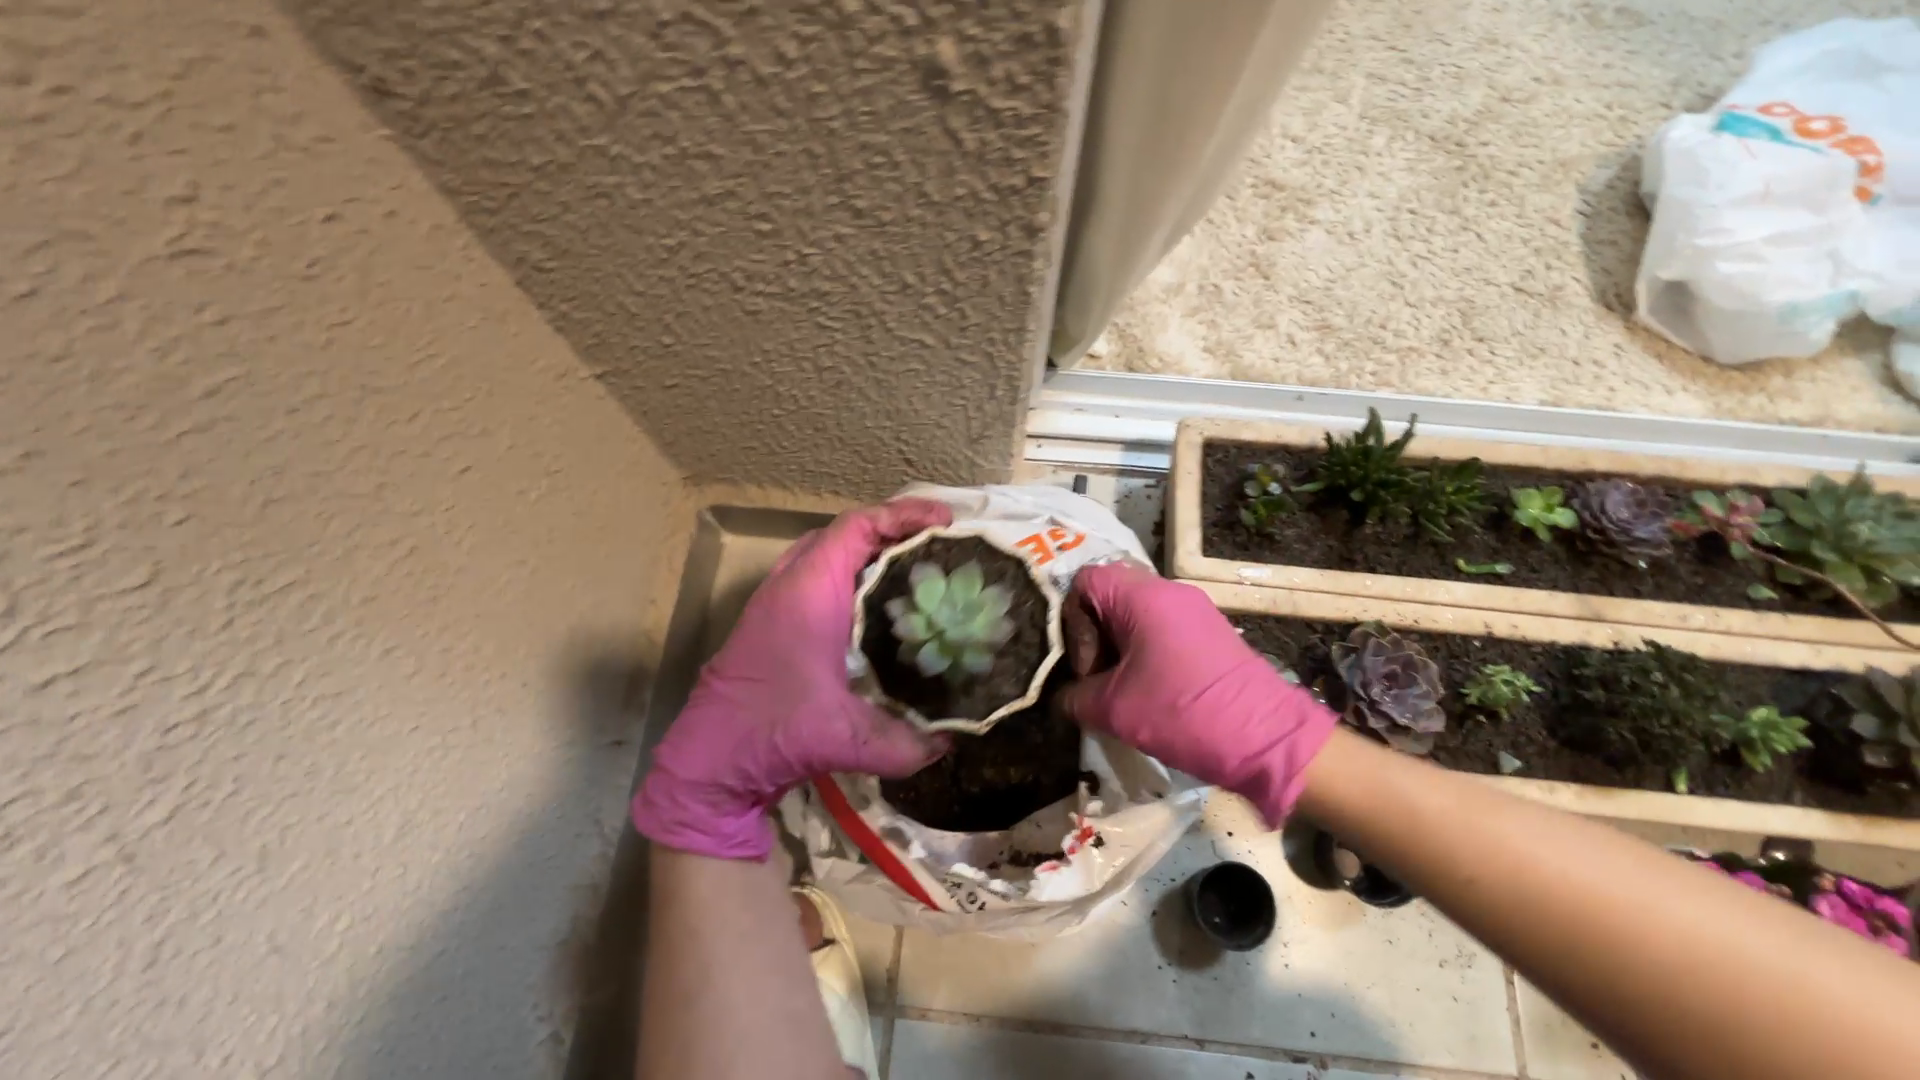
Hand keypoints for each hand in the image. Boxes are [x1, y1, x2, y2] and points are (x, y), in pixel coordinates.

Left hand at [632, 499, 954, 859]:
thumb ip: (905, 743)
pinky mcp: (776, 631)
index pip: (857, 527)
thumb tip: (950, 740)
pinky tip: (885, 616)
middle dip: (893, 532)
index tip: (946, 521)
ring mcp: (779, 608)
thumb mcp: (843, 738)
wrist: (705, 766)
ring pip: (830, 560)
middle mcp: (791, 587)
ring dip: (872, 559)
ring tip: (918, 573)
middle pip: (846, 536)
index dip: (902, 515)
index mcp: (807, 591)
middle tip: (938, 547)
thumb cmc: (767, 733)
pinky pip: (822, 587)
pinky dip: (856, 587)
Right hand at [1058, 561, 1337, 825]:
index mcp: (1143, 596)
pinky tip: (1147, 693)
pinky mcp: (1209, 633)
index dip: (1072, 622)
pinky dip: (1143, 655)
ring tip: (1120, 692)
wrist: (1267, 738)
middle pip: (1109, 596)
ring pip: (1134, 615)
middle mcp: (1169, 591)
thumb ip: (1075, 697)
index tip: (1087, 667)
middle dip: (1093, 638)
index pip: (1085, 582)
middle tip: (1097, 680)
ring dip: (1118, 650)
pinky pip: (1160, 630)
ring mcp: (1194, 611)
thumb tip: (1063, 697)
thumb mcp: (1114, 709)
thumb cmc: (1181, 713)